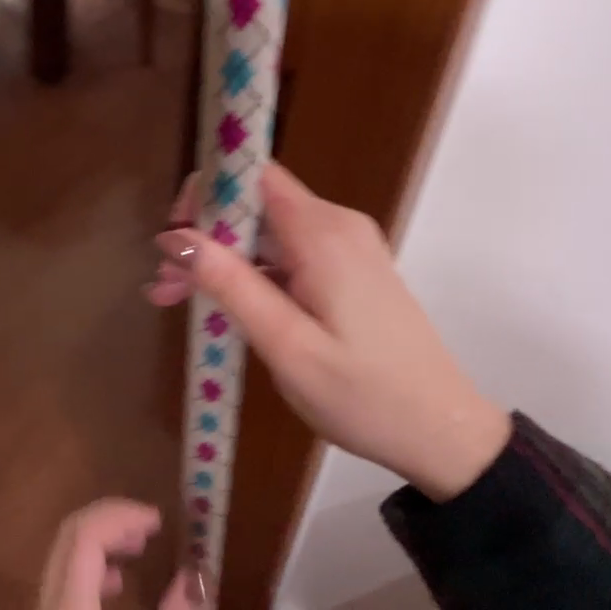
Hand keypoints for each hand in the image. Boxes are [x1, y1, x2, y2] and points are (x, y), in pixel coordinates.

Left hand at [35, 499, 200, 609]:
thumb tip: (198, 572)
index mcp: (69, 600)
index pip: (84, 534)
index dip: (121, 515)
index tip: (157, 517)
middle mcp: (47, 596)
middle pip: (69, 535)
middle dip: (111, 521)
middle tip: (150, 524)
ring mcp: (42, 603)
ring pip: (62, 552)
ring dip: (101, 540)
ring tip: (137, 544)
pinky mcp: (48, 609)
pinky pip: (60, 575)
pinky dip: (88, 563)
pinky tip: (116, 580)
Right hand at [145, 165, 510, 501]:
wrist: (445, 436)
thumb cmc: (364, 396)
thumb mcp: (286, 345)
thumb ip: (229, 284)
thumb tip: (173, 236)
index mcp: (323, 234)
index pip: (252, 174)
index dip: (206, 191)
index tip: (175, 237)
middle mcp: (336, 225)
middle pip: (253, 204)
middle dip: (203, 236)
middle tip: (164, 287)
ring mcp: (346, 246)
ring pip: (265, 231)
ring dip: (222, 258)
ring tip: (179, 301)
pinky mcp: (349, 268)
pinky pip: (286, 252)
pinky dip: (250, 272)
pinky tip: (223, 306)